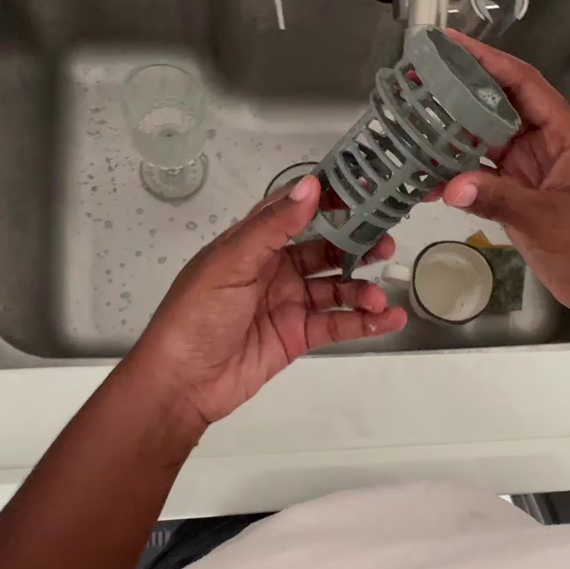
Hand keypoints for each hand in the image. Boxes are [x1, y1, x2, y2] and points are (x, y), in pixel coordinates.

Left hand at [126, 175, 408, 427]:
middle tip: (386, 244)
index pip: (296, 211)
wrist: (182, 382)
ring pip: (336, 288)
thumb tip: (310, 186)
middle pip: (325, 249)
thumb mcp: (231, 262)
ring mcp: (288, 303)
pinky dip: (364, 322)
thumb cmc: (196, 314)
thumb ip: (273, 226)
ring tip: (378, 296)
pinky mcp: (298, 336)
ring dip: (362, 289)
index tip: (366, 189)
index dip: (329, 199)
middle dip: (357, 245)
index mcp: (253, 243)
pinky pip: (337, 324)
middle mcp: (274, 268)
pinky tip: (387, 319)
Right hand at [437, 30, 569, 319]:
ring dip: (454, 134)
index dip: (488, 60)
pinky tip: (430, 178)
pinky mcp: (518, 194)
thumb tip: (450, 186)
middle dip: (461, 93)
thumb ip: (498, 199)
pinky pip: (482, 174)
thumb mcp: (545, 219)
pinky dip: (458, 175)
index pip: (523, 83)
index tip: (451, 45)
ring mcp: (531, 169)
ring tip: (414, 123)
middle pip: (499, 106)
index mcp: (565, 134)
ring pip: (487, 140)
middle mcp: (546, 144)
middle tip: (420, 81)